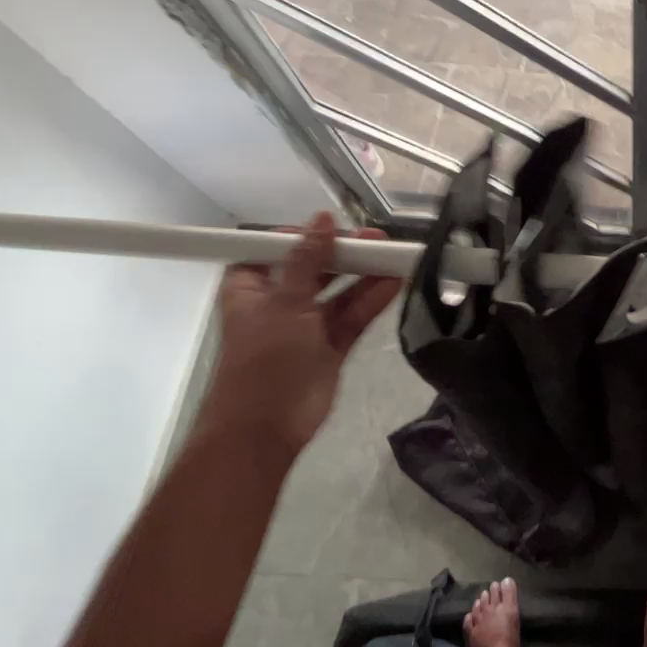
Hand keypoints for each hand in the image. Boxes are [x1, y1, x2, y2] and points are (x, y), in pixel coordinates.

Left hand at [195, 212, 402, 456]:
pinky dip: (372, 299)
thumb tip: (323, 220)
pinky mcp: (331, 345)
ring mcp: (307, 325)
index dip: (305, 236)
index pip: (277, 249)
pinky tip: (395, 281)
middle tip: (376, 238)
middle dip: (344, 253)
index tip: (335, 226)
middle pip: (314, 267)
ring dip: (364, 274)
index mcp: (251, 287)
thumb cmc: (264, 358)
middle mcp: (278, 302)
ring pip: (339, 291)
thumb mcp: (285, 301)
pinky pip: (354, 315)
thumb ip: (308, 259)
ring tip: (395, 255)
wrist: (266, 427)